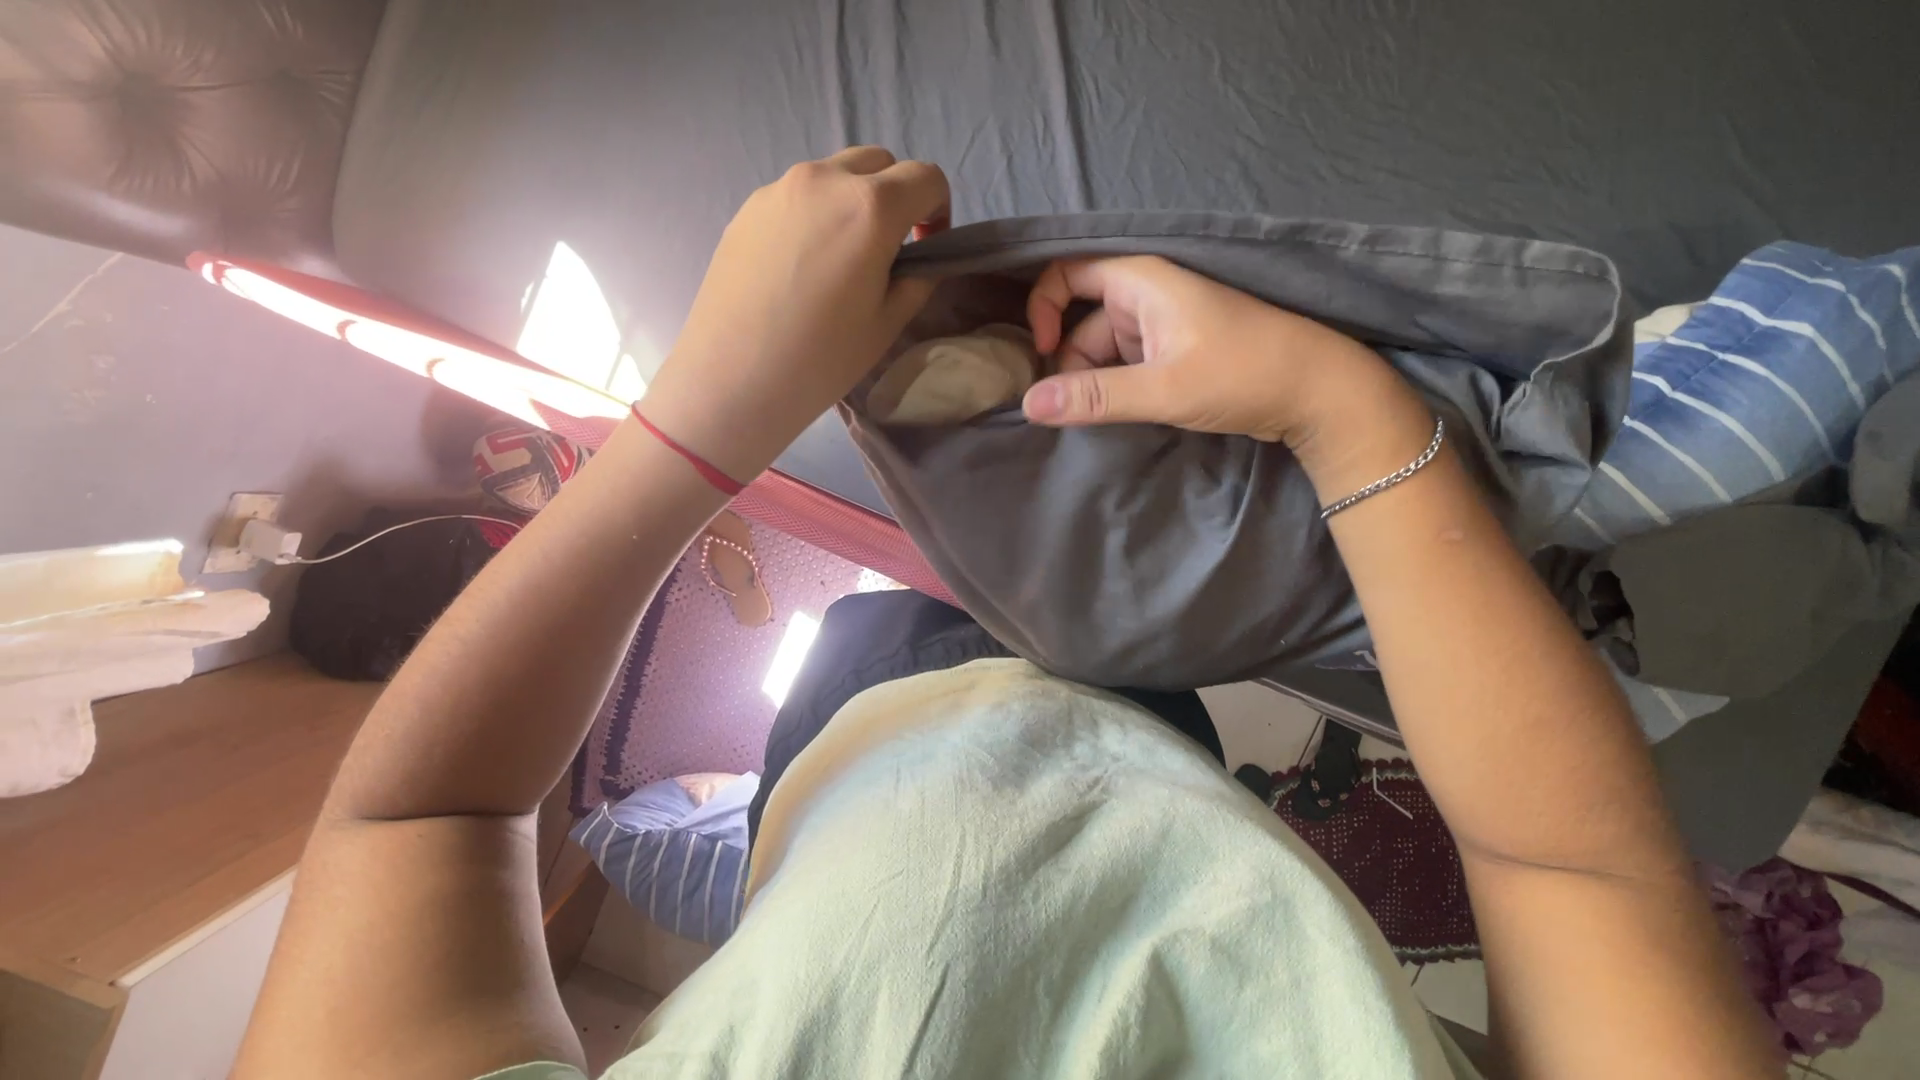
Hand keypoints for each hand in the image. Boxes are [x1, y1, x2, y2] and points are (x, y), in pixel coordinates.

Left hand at [640, 147, 949, 480]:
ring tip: (838, 259)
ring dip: (851, 202)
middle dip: (896, 196)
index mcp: (870, 208)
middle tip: (887, 249)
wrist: (733, 378)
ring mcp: (779, 189)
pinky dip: (813, 216)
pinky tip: (799, 269)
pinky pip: (796, 197)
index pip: (926, 177)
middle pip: (879, 164)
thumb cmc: (821, 358)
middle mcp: (824, 181)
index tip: (926, 246)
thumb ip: (916, 278)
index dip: (938, 209)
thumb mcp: (887, 323)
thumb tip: (916, 259)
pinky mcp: (747, 208)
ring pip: (833, 175)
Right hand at [1021, 255, 1433, 492]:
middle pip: (1081, 321)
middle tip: (1075, 408)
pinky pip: (1126, 366)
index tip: (1042, 353)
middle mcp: (1146, 296)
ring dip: (1094, 382)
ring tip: (1104, 418)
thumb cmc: (1243, 374)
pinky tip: (1121, 415)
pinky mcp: (1173, 354)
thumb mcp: (1161, 389)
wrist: (1318, 393)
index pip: (1067, 273)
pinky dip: (1115, 389)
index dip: (1043, 307)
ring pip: (1102, 350)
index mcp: (1141, 282)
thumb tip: (1029, 405)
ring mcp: (1161, 326)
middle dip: (1070, 362)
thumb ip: (1093, 397)